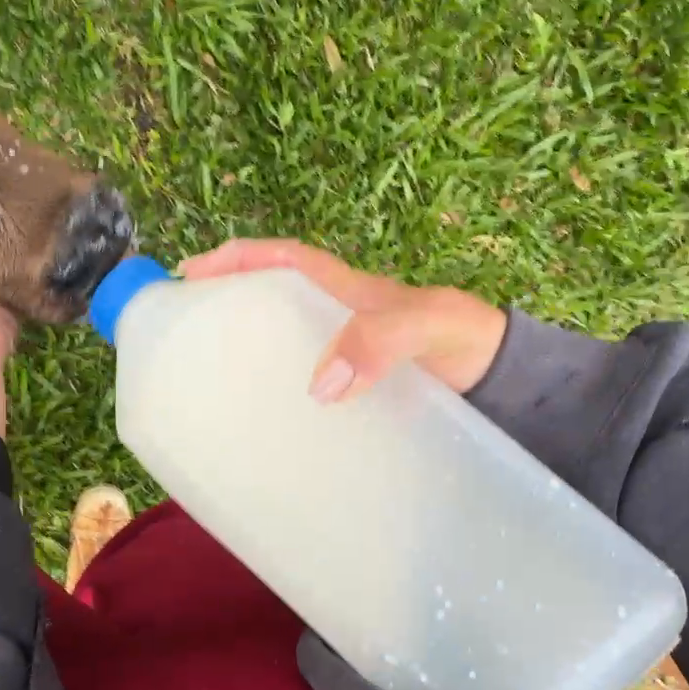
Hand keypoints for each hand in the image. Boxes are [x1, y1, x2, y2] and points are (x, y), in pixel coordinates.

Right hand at [178, 239, 508, 401]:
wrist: (505, 388)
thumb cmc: (470, 341)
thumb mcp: (430, 325)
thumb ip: (381, 340)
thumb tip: (319, 385)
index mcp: (348, 290)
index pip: (282, 261)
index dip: (236, 260)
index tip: (189, 273)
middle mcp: (337, 321)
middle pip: (269, 303)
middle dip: (224, 307)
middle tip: (183, 335)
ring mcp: (342, 361)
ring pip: (280, 348)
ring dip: (245, 357)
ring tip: (206, 386)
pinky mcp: (350, 396)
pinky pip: (300, 390)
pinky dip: (275, 401)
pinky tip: (261, 429)